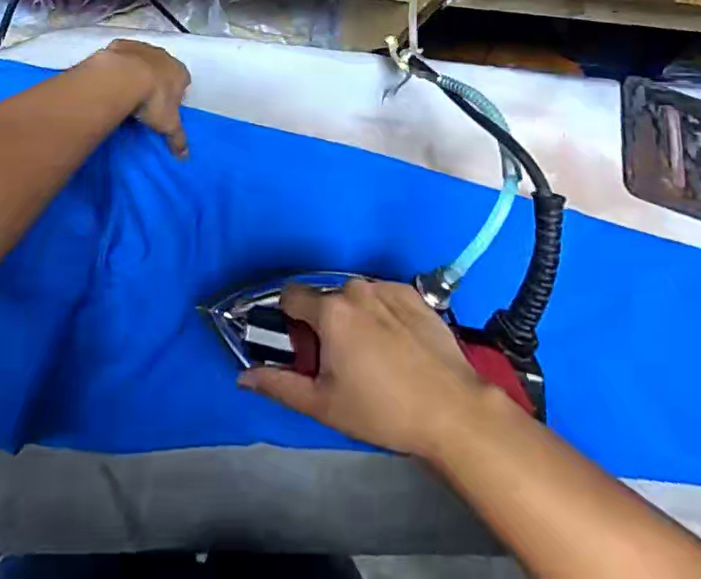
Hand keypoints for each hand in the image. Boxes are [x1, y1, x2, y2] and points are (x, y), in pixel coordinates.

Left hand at [91, 38, 190, 157]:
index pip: (183, 82)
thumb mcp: (168, 124)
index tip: (163, 107)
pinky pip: (121, 54)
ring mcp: (141, 47)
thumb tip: (185, 156)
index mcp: (180, 72)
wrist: (122, 77)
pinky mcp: (120, 44)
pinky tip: (111, 78)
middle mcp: (163, 56)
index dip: (174, 94)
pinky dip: (118, 64)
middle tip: (144, 100)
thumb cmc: (153, 100)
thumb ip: (177, 138)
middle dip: (155, 81)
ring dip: (136, 71)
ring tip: (125, 90)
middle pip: (162, 68)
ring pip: (142, 59)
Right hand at [239, 279, 504, 458]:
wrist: (456, 411)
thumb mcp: (324, 405)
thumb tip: (244, 376)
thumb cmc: (383, 410)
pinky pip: (384, 296)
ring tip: (376, 354)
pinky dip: (382, 312)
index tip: (304, 347)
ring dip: (354, 316)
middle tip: (343, 361)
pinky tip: (399, 343)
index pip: (290, 296)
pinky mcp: (415, 295)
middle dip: (325, 323)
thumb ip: (280, 384)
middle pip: (325, 300)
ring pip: (355, 296)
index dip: (290, 320)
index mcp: (329, 311)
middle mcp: (355, 289)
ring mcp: (388, 289)